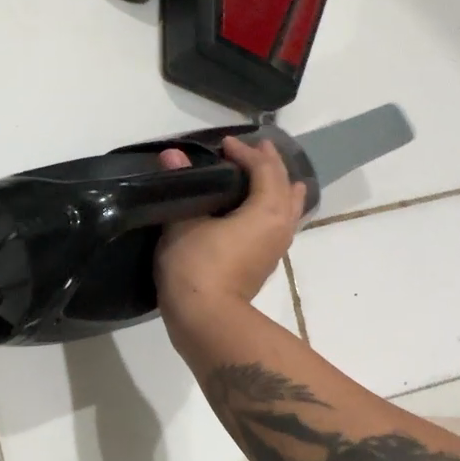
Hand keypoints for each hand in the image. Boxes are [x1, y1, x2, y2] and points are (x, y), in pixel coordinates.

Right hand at [154, 136, 306, 320]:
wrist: (205, 316)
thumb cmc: (196, 266)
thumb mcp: (182, 223)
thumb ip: (181, 186)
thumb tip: (170, 153)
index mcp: (268, 208)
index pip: (264, 168)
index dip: (245, 152)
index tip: (223, 145)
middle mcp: (282, 223)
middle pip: (284, 183)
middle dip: (269, 164)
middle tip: (251, 151)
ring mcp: (277, 245)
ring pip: (289, 206)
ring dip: (278, 187)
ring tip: (265, 179)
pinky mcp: (265, 262)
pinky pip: (277, 224)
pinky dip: (271, 209)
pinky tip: (254, 214)